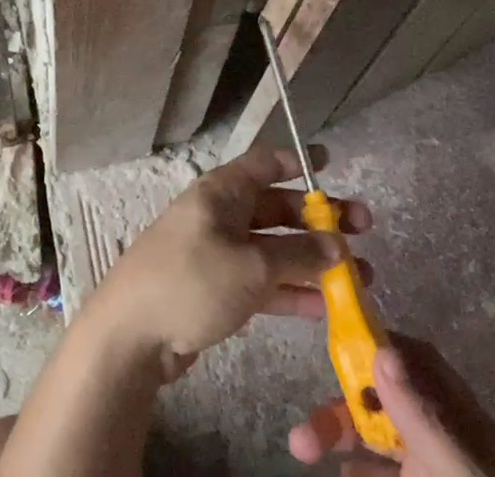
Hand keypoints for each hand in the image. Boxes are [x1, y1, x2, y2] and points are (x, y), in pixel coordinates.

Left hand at [78, 145, 373, 381]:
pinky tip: (325, 308)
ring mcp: (216, 254)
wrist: (131, 334)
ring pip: (273, 249)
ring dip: (313, 261)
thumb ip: (297, 255)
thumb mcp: (251, 267)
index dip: (296, 160)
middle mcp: (218, 216)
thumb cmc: (191, 282)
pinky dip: (290, 291)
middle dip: (319, 219)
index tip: (329, 162)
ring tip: (361, 276)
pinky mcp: (215, 289)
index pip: (263, 163)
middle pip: (275, 209)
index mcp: (221, 193)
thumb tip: (335, 246)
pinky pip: (261, 282)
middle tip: (364, 229)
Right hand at [289, 346, 484, 475]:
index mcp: (461, 424)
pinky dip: (353, 469)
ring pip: (371, 447)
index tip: (336, 351)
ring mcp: (425, 474)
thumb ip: (417, 412)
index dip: (378, 350)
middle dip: (338, 415)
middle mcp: (441, 445)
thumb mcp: (450, 466)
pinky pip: (373, 473)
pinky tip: (339, 471)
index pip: (418, 364)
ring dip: (335, 443)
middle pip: (381, 408)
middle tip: (302, 440)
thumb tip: (381, 349)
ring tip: (302, 452)